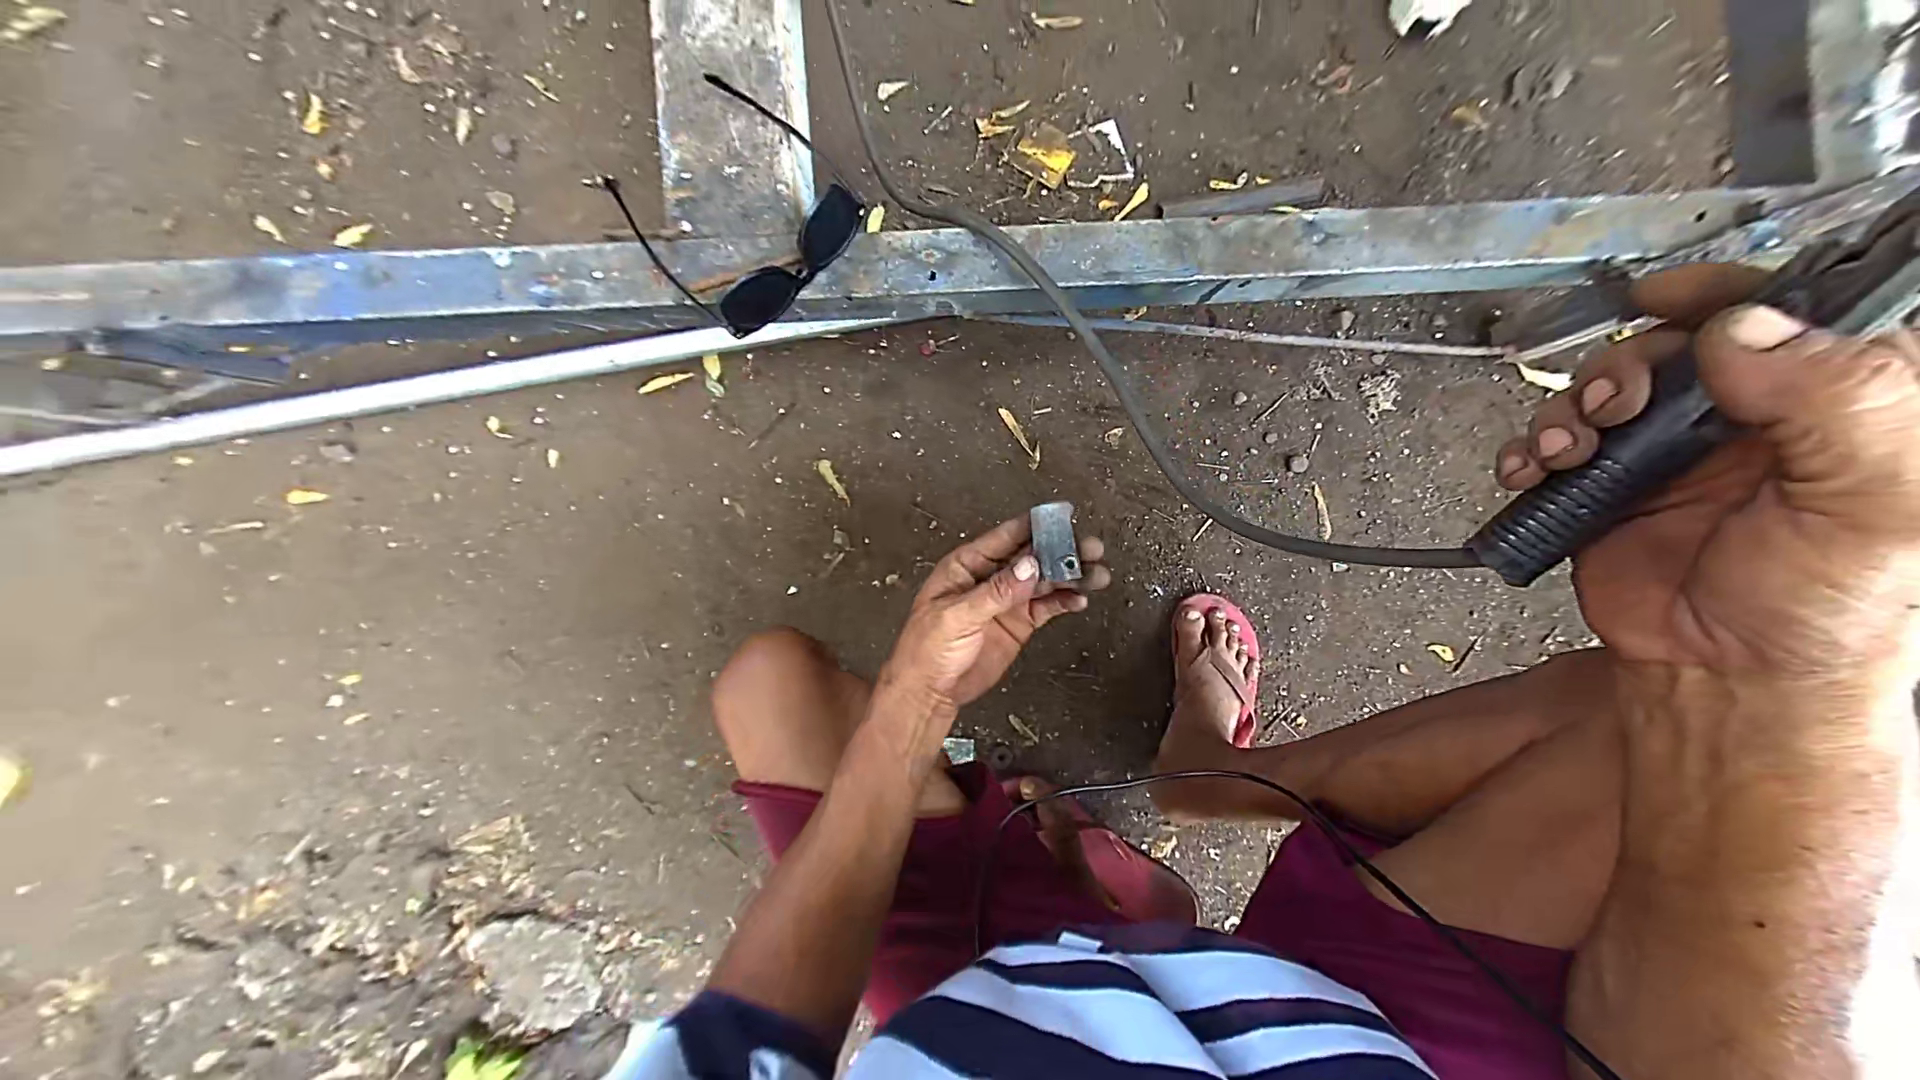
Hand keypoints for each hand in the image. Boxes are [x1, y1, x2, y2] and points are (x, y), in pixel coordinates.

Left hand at [878, 514, 1111, 718]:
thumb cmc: (925, 649)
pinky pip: (1046, 607)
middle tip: (1090, 548)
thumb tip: (1029, 566)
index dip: (1035, 524)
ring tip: (1097, 574)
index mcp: (967, 566)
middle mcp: (990, 578)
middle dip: (1062, 550)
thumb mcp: (956, 616)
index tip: (1063, 515)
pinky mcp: (1018, 623)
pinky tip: (1080, 599)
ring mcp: (1006, 601)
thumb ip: (995, 592)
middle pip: (1033, 557)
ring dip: (1070, 576)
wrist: (928, 692)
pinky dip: (1065, 601)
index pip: (1006, 537)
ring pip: (1045, 581)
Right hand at [1494, 264, 1919, 681]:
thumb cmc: (1815, 608)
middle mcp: (1747, 423)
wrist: (1712, 669)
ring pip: (1601, 394)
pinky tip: (1533, 469)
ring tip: (1567, 447)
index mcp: (1837, 411)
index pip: (1791, 318)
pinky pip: (1553, 446)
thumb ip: (1839, 406)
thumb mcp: (1873, 506)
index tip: (1675, 294)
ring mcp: (1668, 455)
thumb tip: (1750, 332)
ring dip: (1566, 412)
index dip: (1732, 293)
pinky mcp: (1605, 485)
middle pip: (1670, 352)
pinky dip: (1528, 451)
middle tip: (1618, 404)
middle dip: (1626, 369)